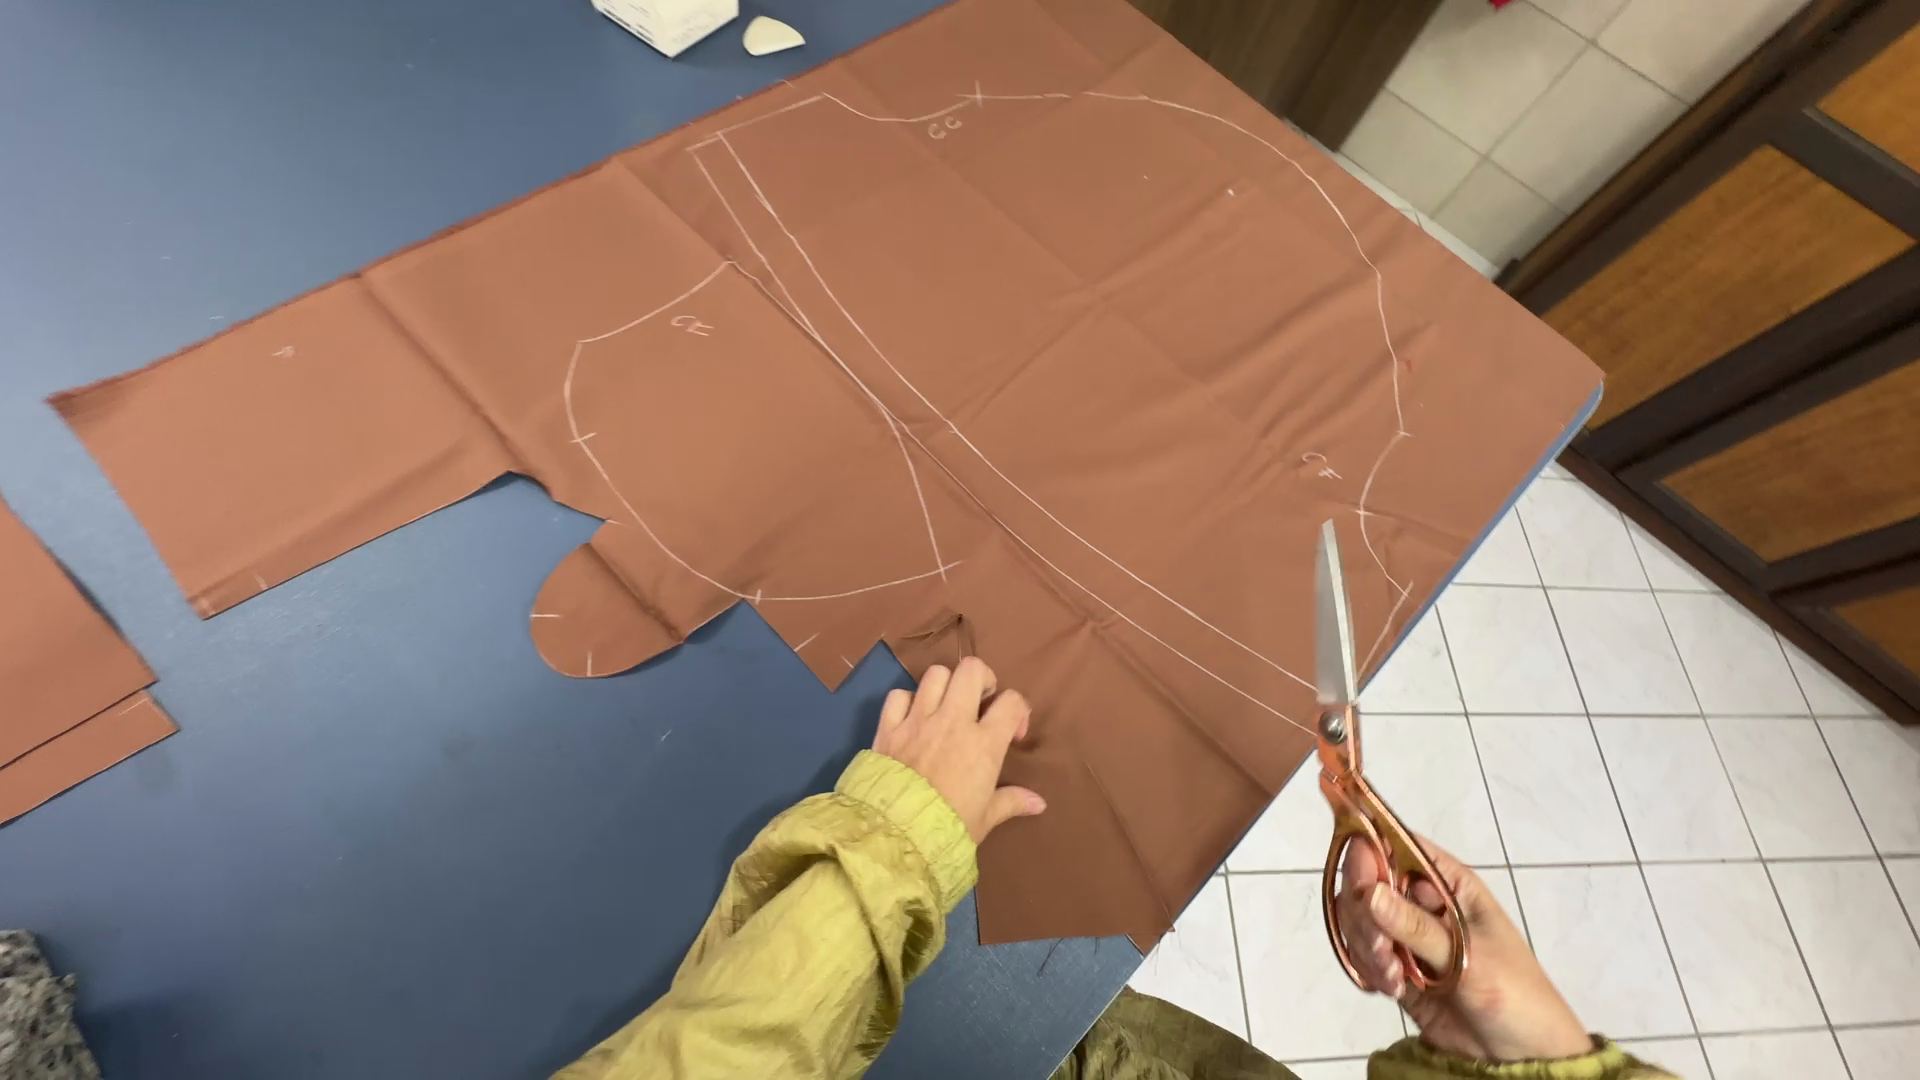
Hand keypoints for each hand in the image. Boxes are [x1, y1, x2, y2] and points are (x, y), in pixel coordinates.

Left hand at [872, 657, 1046, 842]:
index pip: (1011, 701)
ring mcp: (918, 720)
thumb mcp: (985, 818)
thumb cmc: (949, 828)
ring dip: (944, 685)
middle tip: (980, 701)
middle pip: (970, 669)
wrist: (897, 837)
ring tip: (946, 705)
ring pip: (935, 674)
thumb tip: (1039, 803)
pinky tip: (911, 717)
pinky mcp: (888, 727)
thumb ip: (1012, 801)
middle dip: (980, 678)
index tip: (1012, 732)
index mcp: (983, 743)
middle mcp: (952, 721)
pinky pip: (898, 695)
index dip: (1017, 709)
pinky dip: (906, 701)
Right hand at [1336, 836, 1591, 1062]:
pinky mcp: (1391, 960)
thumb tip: (1368, 891)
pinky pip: (1359, 948)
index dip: (1368, 855)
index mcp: (1445, 880)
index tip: (1363, 889)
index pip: (1392, 844)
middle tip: (1384, 949)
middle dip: (1364, 915)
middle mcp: (1418, 897)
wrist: (1524, 1062)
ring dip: (1366, 945)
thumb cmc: (1516, 997)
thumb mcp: (1471, 960)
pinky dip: (1366, 966)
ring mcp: (1402, 929)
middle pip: (1363, 879)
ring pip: (1356, 915)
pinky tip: (1392, 988)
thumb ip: (1416, 927)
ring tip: (1394, 977)